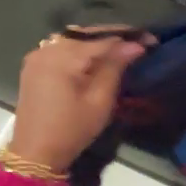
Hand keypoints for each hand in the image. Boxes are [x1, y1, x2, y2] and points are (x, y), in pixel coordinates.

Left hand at [8, 27, 151, 170]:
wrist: (35, 152)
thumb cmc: (72, 129)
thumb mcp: (100, 101)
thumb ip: (115, 67)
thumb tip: (135, 46)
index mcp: (63, 58)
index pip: (102, 39)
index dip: (128, 38)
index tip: (151, 40)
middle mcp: (47, 50)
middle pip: (86, 34)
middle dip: (114, 36)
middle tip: (139, 42)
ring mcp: (37, 56)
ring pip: (73, 39)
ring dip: (97, 41)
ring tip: (121, 48)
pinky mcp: (34, 65)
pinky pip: (61, 47)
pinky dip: (81, 48)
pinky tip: (96, 56)